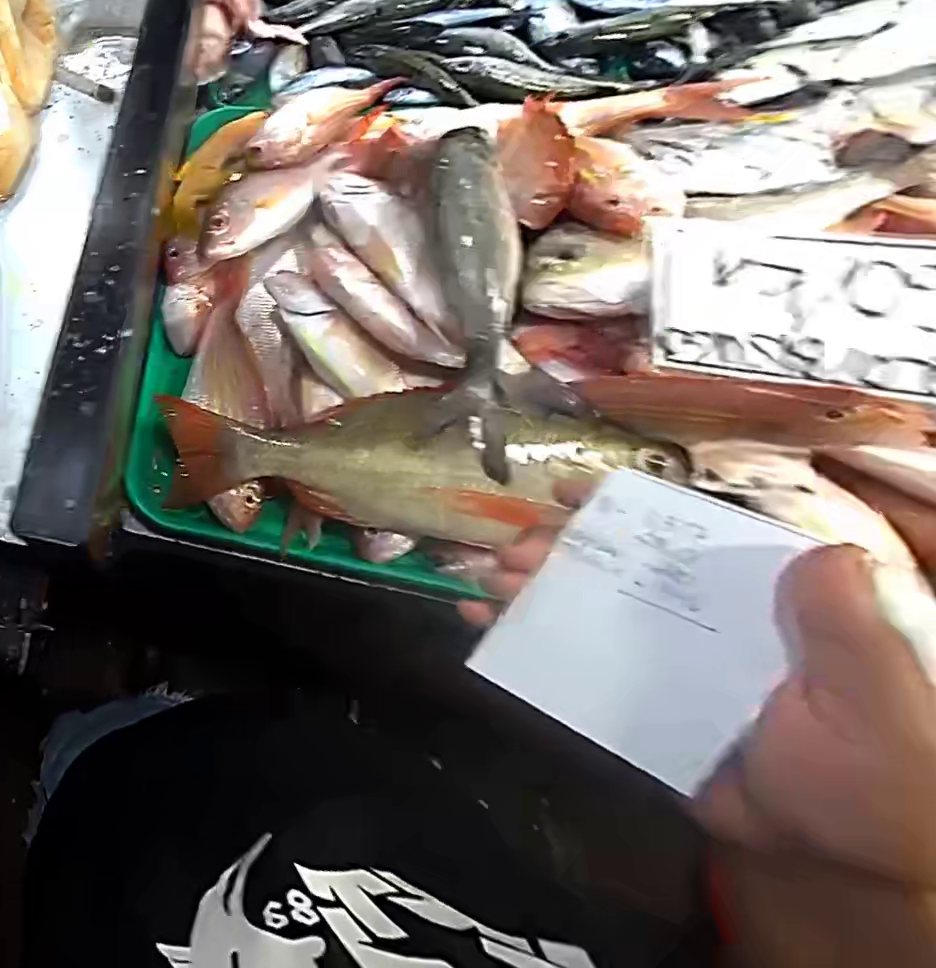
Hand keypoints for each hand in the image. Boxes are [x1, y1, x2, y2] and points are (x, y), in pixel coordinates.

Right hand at [461, 466, 935, 886]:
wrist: (817, 855)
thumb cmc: (865, 779)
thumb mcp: (873, 705)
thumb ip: (846, 635)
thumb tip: (829, 552)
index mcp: (748, 606)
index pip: (679, 539)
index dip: (623, 508)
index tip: (567, 493)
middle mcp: (685, 616)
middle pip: (607, 562)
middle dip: (551, 545)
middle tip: (516, 550)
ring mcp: (640, 651)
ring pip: (569, 598)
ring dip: (521, 580)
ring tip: (493, 578)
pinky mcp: (609, 686)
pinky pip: (550, 650)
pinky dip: (507, 630)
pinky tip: (477, 617)